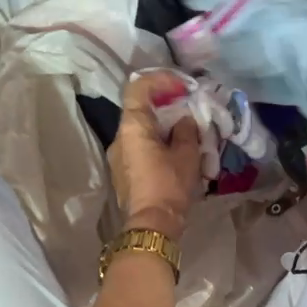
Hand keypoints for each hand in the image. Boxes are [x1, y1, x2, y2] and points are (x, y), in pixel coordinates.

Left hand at [110, 72, 203, 240]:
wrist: (152, 226)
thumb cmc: (169, 186)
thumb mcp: (187, 154)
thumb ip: (186, 130)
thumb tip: (183, 121)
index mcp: (131, 127)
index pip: (138, 87)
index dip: (161, 80)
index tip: (182, 88)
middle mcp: (118, 138)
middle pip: (139, 110)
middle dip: (165, 106)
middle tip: (188, 111)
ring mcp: (117, 159)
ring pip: (140, 132)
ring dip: (161, 129)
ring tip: (185, 136)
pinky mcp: (122, 175)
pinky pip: (139, 150)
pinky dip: (156, 145)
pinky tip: (174, 155)